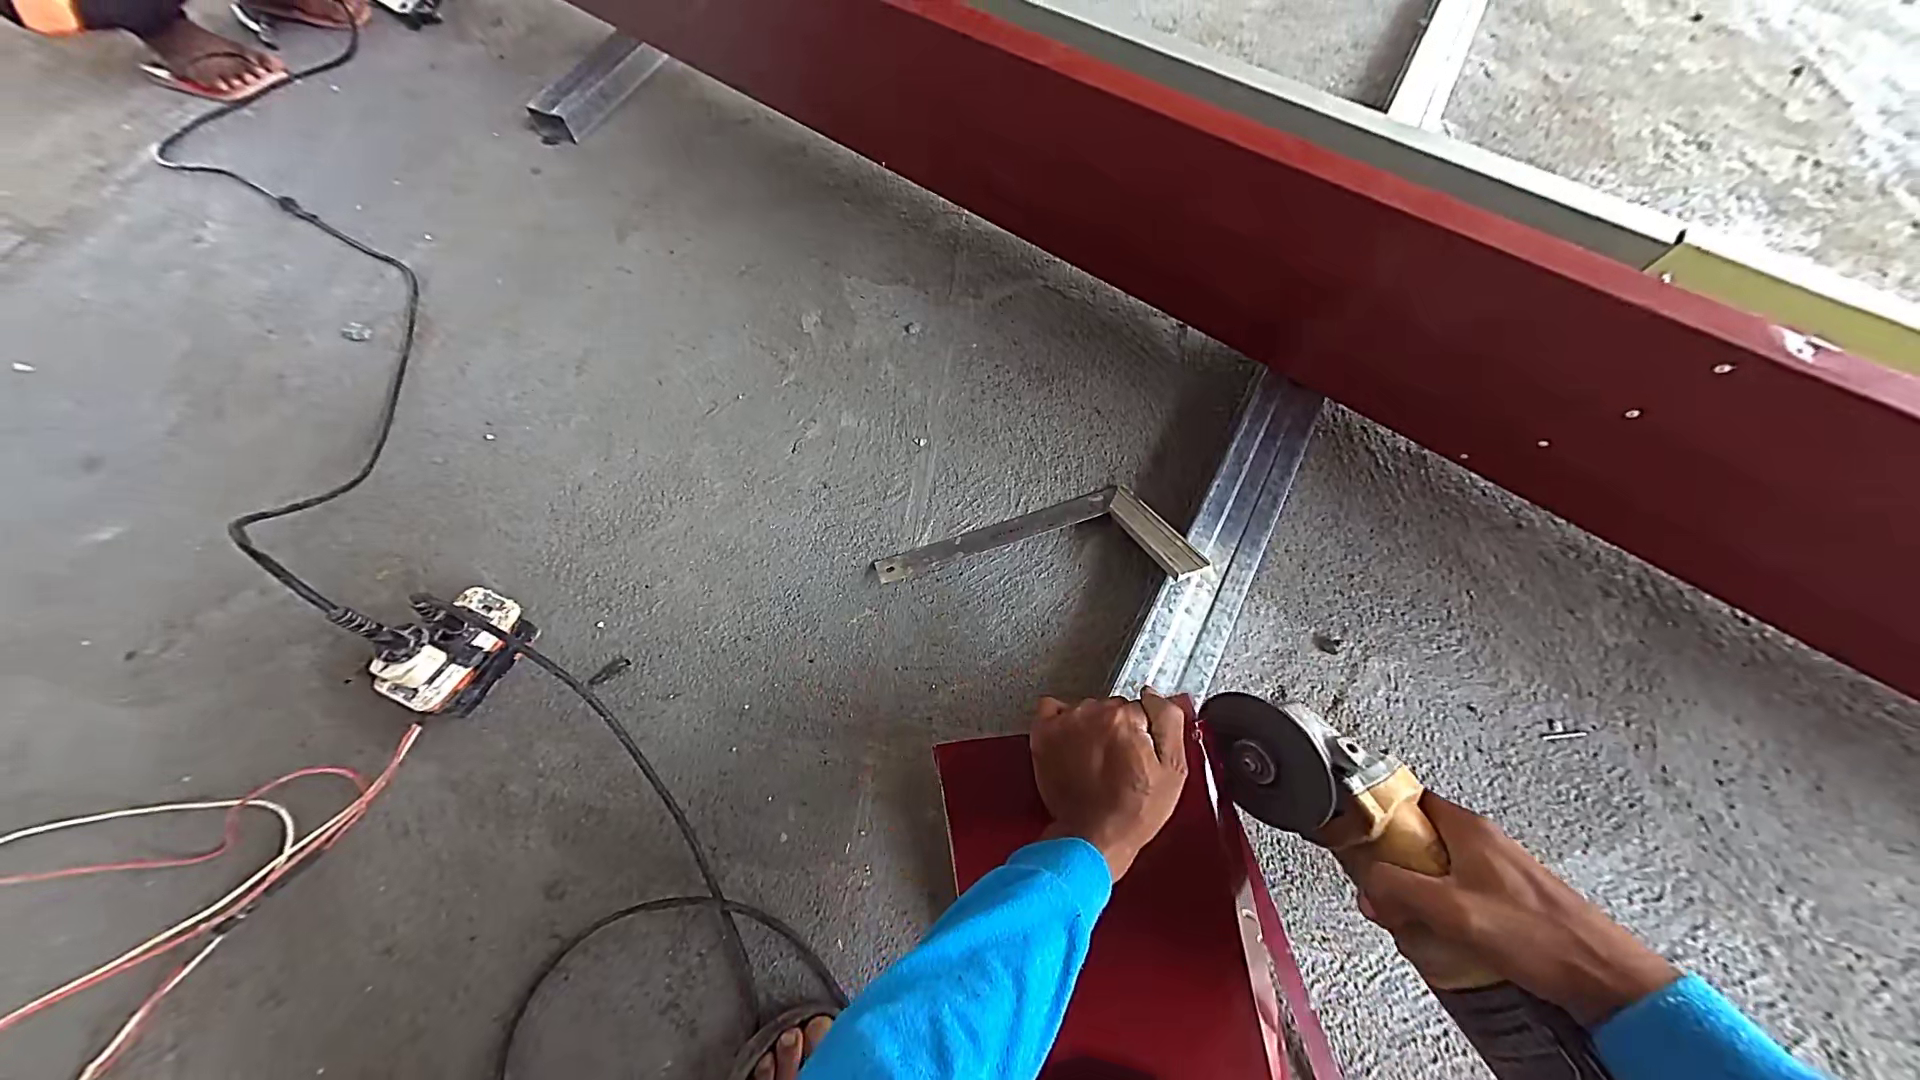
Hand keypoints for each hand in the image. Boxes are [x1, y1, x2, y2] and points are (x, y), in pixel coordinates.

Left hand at [1029, 692, 1189, 881]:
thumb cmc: (1132, 811)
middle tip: (1122, 760)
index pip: (1141, 706)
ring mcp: (1065, 722)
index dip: (1145, 731)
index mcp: (1126, 717)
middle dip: (1119, 728)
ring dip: (1092, 727)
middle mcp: (1092, 713)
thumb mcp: (1173, 769)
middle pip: (1113, 707)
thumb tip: (1158, 695)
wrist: (1094, 837)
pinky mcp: (1043, 734)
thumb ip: (1170, 721)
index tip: (1142, 749)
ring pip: (1086, 710)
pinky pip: (1051, 708)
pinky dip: (1060, 720)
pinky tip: (1071, 741)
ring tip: (1097, 760)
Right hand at [1349, 793, 1678, 1024]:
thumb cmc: (1549, 940)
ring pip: (1433, 867)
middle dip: (1393, 866)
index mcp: (1467, 827)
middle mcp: (1481, 840)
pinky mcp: (1506, 897)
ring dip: (1416, 891)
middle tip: (1389, 891)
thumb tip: (1367, 885)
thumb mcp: (1453, 910)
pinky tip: (1446, 934)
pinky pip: (1454, 890)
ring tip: (1419, 918)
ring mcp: (1495, 868)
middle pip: (1414, 837)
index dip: (1375, 814)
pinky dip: (1441, 908)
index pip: (1404, 799)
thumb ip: (1399, 890)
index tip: (1358, 835)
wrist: (1612, 985)